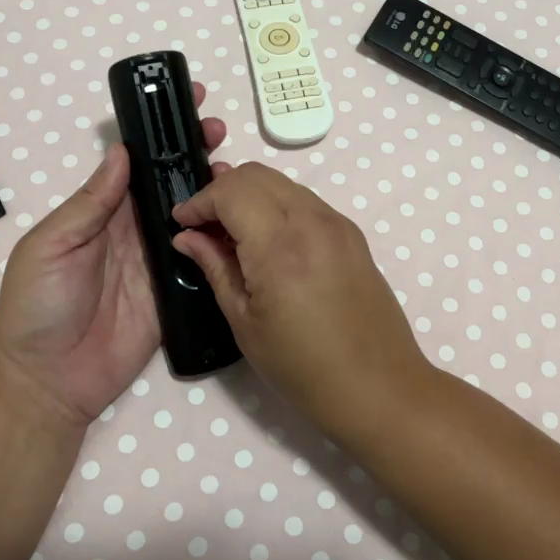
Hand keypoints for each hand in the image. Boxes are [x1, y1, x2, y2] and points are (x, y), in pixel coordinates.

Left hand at [0, 83, 228, 427]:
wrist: (47, 384)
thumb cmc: (36, 308)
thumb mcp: (51, 246)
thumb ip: (90, 203)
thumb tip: (122, 152)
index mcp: (102, 212)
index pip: (137, 162)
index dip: (159, 133)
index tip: (184, 103)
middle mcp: (135, 229)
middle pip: (171, 182)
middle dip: (194, 151)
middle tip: (218, 130)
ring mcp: (159, 261)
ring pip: (192, 215)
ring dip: (213, 190)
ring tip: (235, 170)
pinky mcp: (176, 293)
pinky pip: (202, 259)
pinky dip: (221, 239)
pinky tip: (241, 221)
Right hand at [170, 162, 430, 439]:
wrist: (378, 385)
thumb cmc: (302, 366)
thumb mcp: (244, 322)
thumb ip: (215, 268)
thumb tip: (187, 236)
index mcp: (280, 243)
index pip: (231, 191)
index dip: (199, 201)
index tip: (180, 222)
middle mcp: (311, 220)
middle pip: (257, 175)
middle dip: (222, 189)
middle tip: (201, 222)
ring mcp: (337, 222)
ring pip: (283, 184)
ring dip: (251, 194)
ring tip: (229, 229)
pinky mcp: (351, 233)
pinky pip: (305, 201)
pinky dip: (277, 205)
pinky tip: (265, 239)